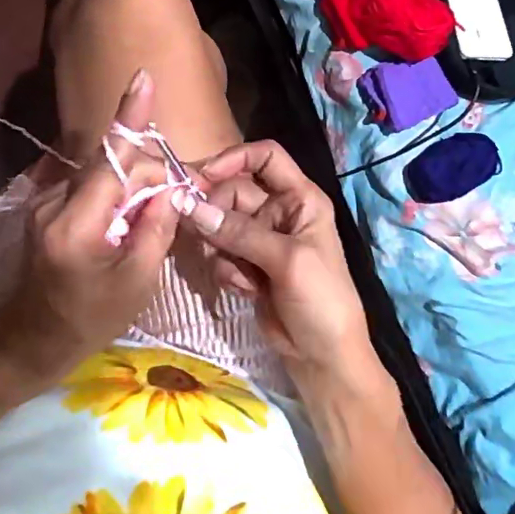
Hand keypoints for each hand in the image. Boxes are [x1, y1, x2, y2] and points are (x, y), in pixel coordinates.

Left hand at [0, 70, 179, 387]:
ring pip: (100, 175)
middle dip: (144, 176)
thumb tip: (169, 188)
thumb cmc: (90, 319)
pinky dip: (111, 197)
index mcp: (77, 223)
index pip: (110, 160)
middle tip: (166, 209)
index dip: (129, 119)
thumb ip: (156, 228)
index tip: (142, 78)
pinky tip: (121, 227)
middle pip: (110, 164)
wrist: (31, 340)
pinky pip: (88, 189)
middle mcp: (55, 203)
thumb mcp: (137, 281)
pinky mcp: (45, 208)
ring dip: (128, 188)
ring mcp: (45, 203)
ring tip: (141, 226)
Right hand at [187, 140, 383, 388]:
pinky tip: (243, 290)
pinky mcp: (247, 265)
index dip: (233, 158)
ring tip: (232, 271)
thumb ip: (238, 232)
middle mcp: (279, 212)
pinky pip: (221, 252)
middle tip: (198, 231)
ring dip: (218, 245)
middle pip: (233, 191)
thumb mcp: (285, 260)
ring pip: (221, 223)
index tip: (203, 177)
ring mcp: (261, 239)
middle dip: (215, 211)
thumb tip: (190, 207)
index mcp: (300, 198)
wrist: (324, 357)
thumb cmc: (321, 299)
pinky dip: (225, 268)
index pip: (265, 156)